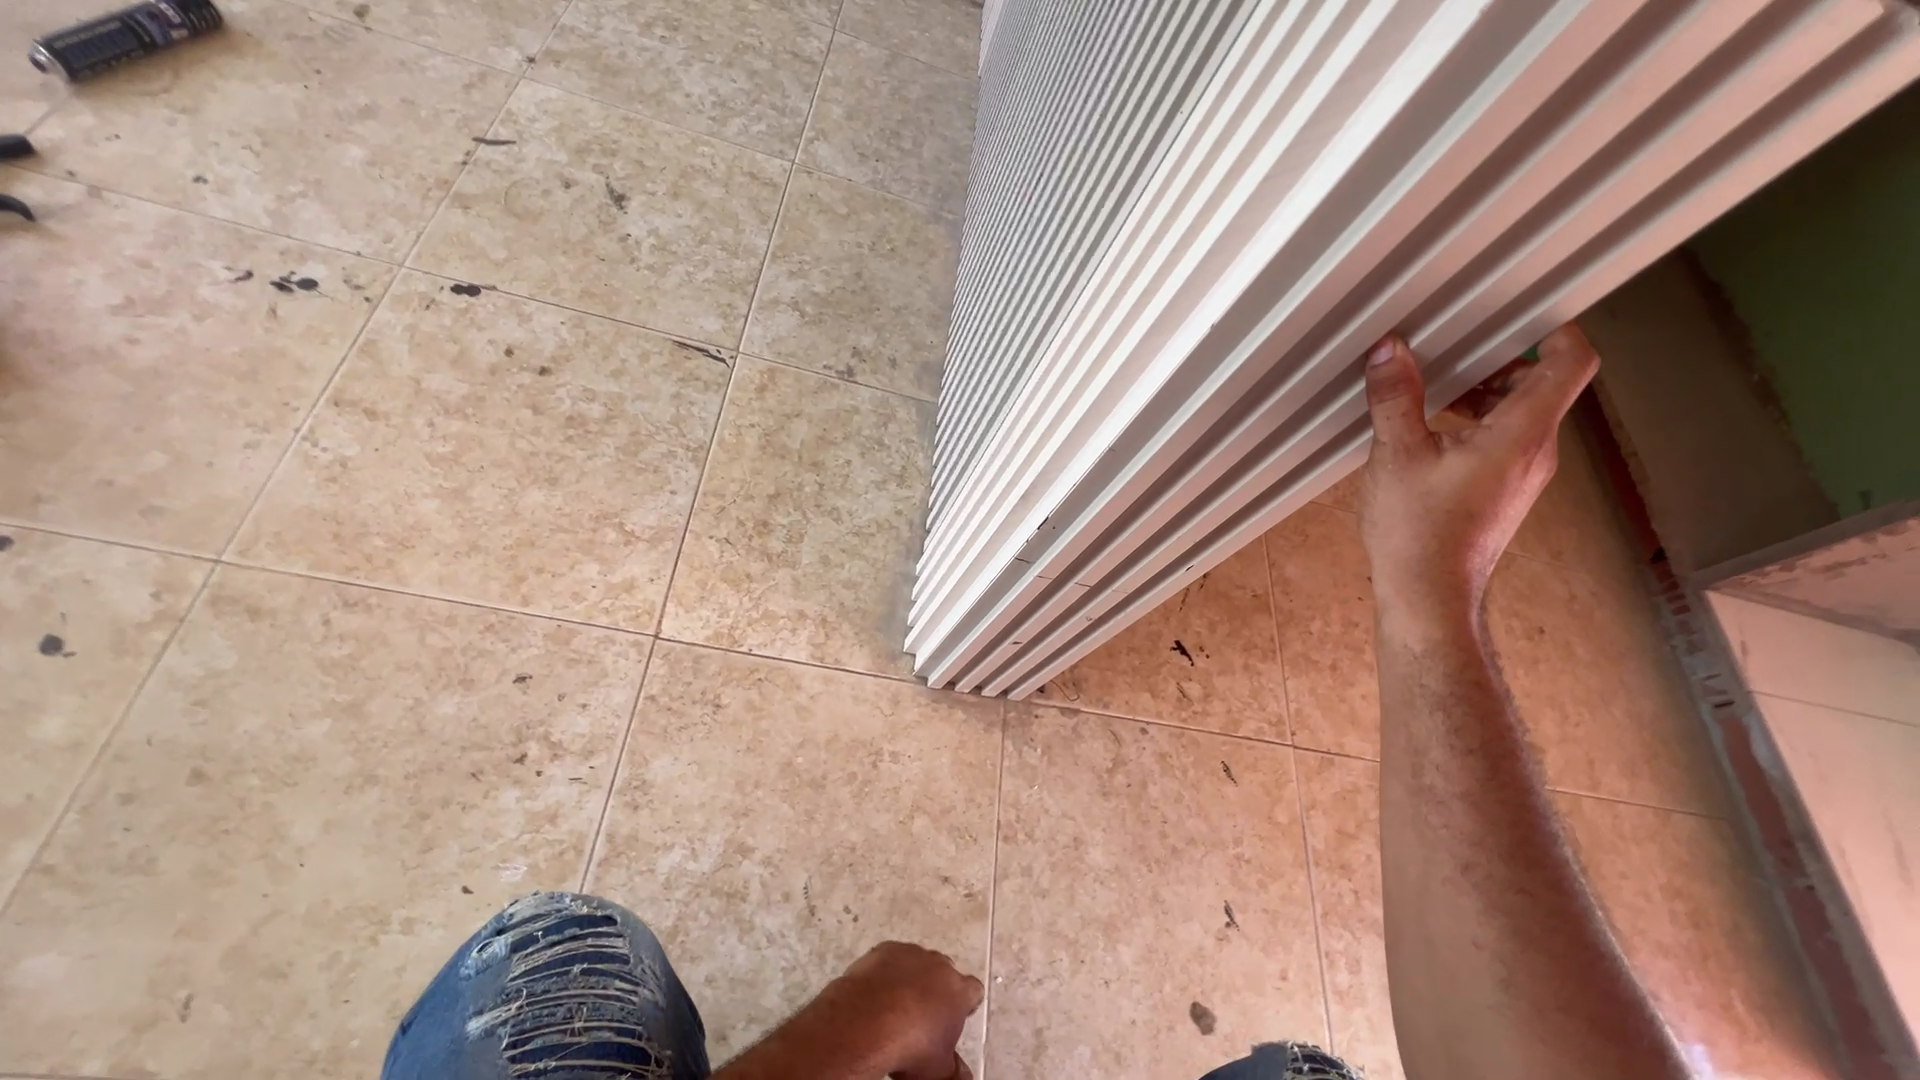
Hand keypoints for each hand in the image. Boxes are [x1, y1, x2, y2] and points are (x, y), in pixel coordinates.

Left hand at [823, 942, 982, 1079]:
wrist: (868, 1022)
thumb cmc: (911, 1047)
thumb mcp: (938, 1070)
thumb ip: (955, 1072)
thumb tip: (965, 1077)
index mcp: (958, 992)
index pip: (973, 991)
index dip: (965, 1004)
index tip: (956, 1017)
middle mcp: (938, 966)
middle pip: (944, 973)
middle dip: (936, 990)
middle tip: (923, 1016)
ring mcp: (910, 954)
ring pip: (917, 963)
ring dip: (911, 979)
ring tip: (896, 1005)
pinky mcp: (883, 950)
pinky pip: (889, 959)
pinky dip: (886, 972)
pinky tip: (876, 993)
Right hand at [1357, 324, 1598, 619]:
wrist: (1428, 596)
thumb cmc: (1417, 529)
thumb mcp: (1396, 455)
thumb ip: (1395, 397)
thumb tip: (1388, 349)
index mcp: (1522, 434)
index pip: (1570, 362)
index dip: (1556, 328)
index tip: (1518, 312)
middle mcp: (1537, 451)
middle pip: (1541, 384)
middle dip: (1499, 360)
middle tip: (1453, 349)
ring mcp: (1524, 475)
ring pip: (1520, 414)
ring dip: (1483, 394)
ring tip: (1432, 393)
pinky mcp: (1505, 493)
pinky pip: (1505, 441)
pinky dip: (1476, 424)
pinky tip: (1430, 435)